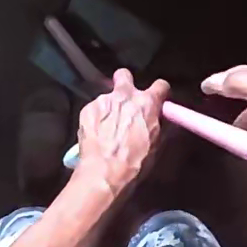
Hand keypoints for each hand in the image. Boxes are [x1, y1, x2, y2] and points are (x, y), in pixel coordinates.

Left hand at [74, 69, 167, 197]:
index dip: (159, 93)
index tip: (156, 100)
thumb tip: (158, 118)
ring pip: (108, 97)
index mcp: (146, 103)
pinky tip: (96, 134)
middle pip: (124, 75)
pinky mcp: (87, 109)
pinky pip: (94, 109)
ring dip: (110, 108)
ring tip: (107, 129)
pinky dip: (96, 119)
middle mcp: (124, 96)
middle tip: (125, 102)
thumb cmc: (135, 162)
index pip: (160, 85)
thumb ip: (157, 123)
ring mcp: (103, 101)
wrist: (104, 172)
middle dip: (125, 84)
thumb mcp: (156, 143)